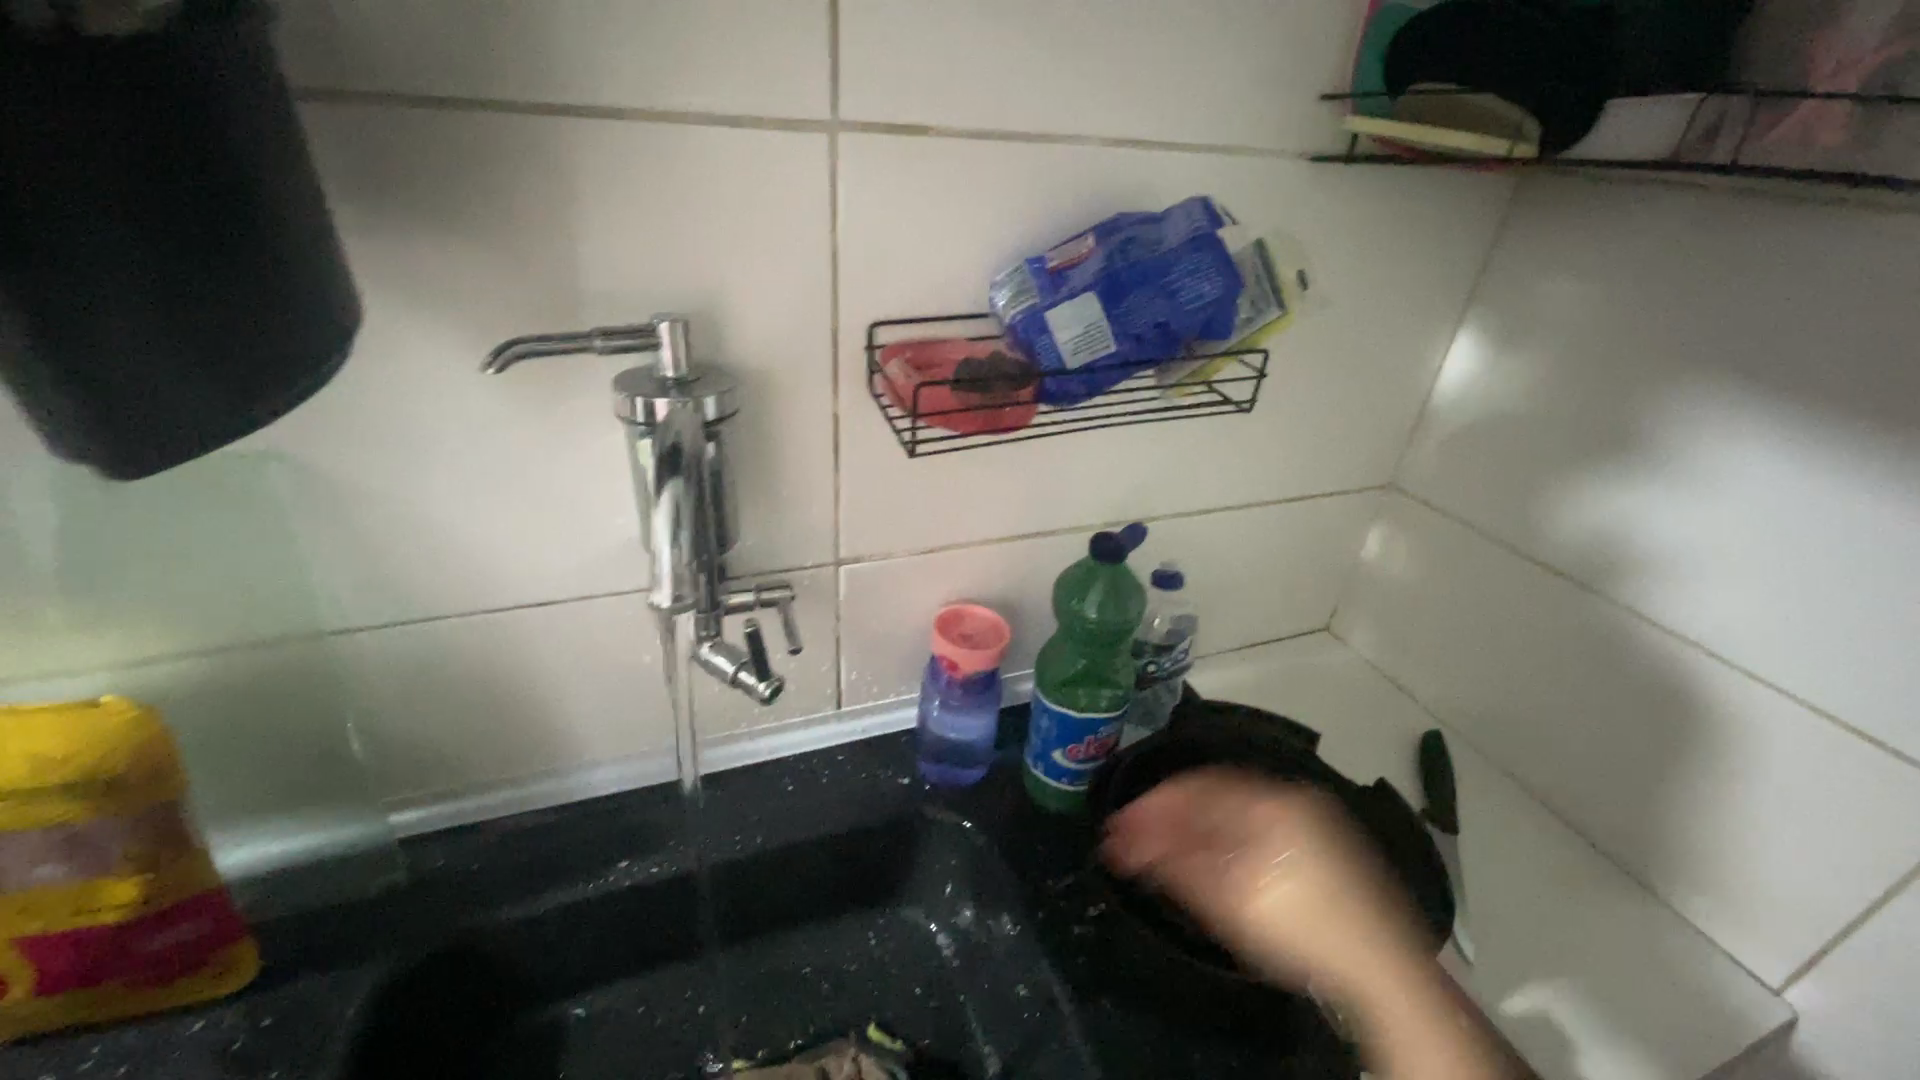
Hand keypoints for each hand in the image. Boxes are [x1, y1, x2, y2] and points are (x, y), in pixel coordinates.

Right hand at [1101, 769, 1431, 1002]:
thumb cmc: (1303, 931)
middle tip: (1133, 841)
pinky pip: (1260, 831)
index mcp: (1271, 801)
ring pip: (1237, 815)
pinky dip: (1226, 842)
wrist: (1385, 973)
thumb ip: (1174, 863)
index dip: (1152, 804)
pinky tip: (1210, 864)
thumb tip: (1124, 841)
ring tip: (1163, 854)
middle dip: (1170, 818)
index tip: (1119, 826)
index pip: (1195, 787)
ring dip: (1196, 830)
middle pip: (1215, 797)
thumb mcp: (1229, 899)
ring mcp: (1313, 823)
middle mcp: (1292, 799)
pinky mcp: (1324, 850)